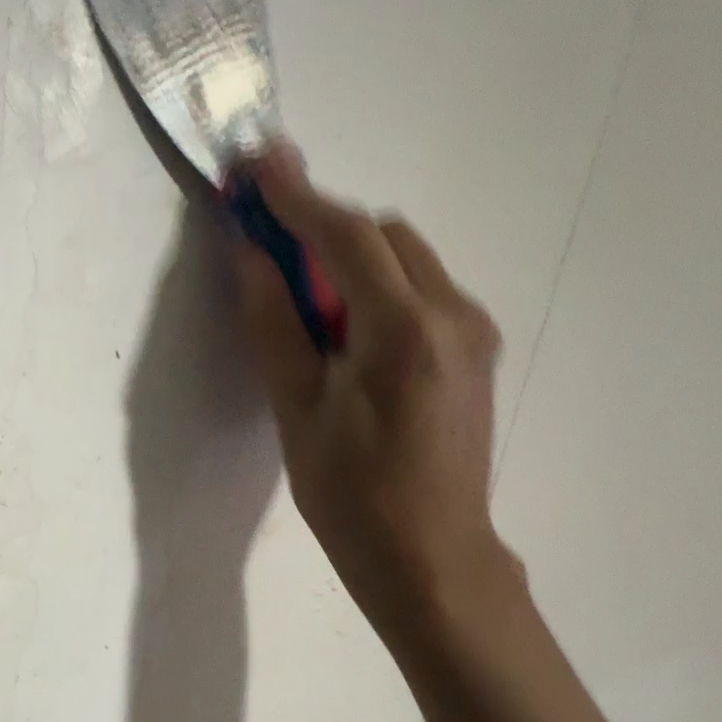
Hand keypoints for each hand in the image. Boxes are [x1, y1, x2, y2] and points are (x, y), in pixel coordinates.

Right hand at [237, 141, 510, 634]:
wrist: (429, 555)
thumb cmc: (348, 493)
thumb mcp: (295, 411)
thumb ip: (273, 324)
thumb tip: (248, 256)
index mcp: (404, 330)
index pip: (346, 236)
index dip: (296, 197)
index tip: (256, 165)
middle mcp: (454, 313)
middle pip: (383, 235)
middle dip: (322, 226)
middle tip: (264, 243)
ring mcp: (473, 330)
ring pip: (405, 259)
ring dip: (349, 256)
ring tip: (297, 295)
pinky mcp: (474, 349)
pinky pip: (419, 290)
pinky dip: (373, 286)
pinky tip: (340, 329)